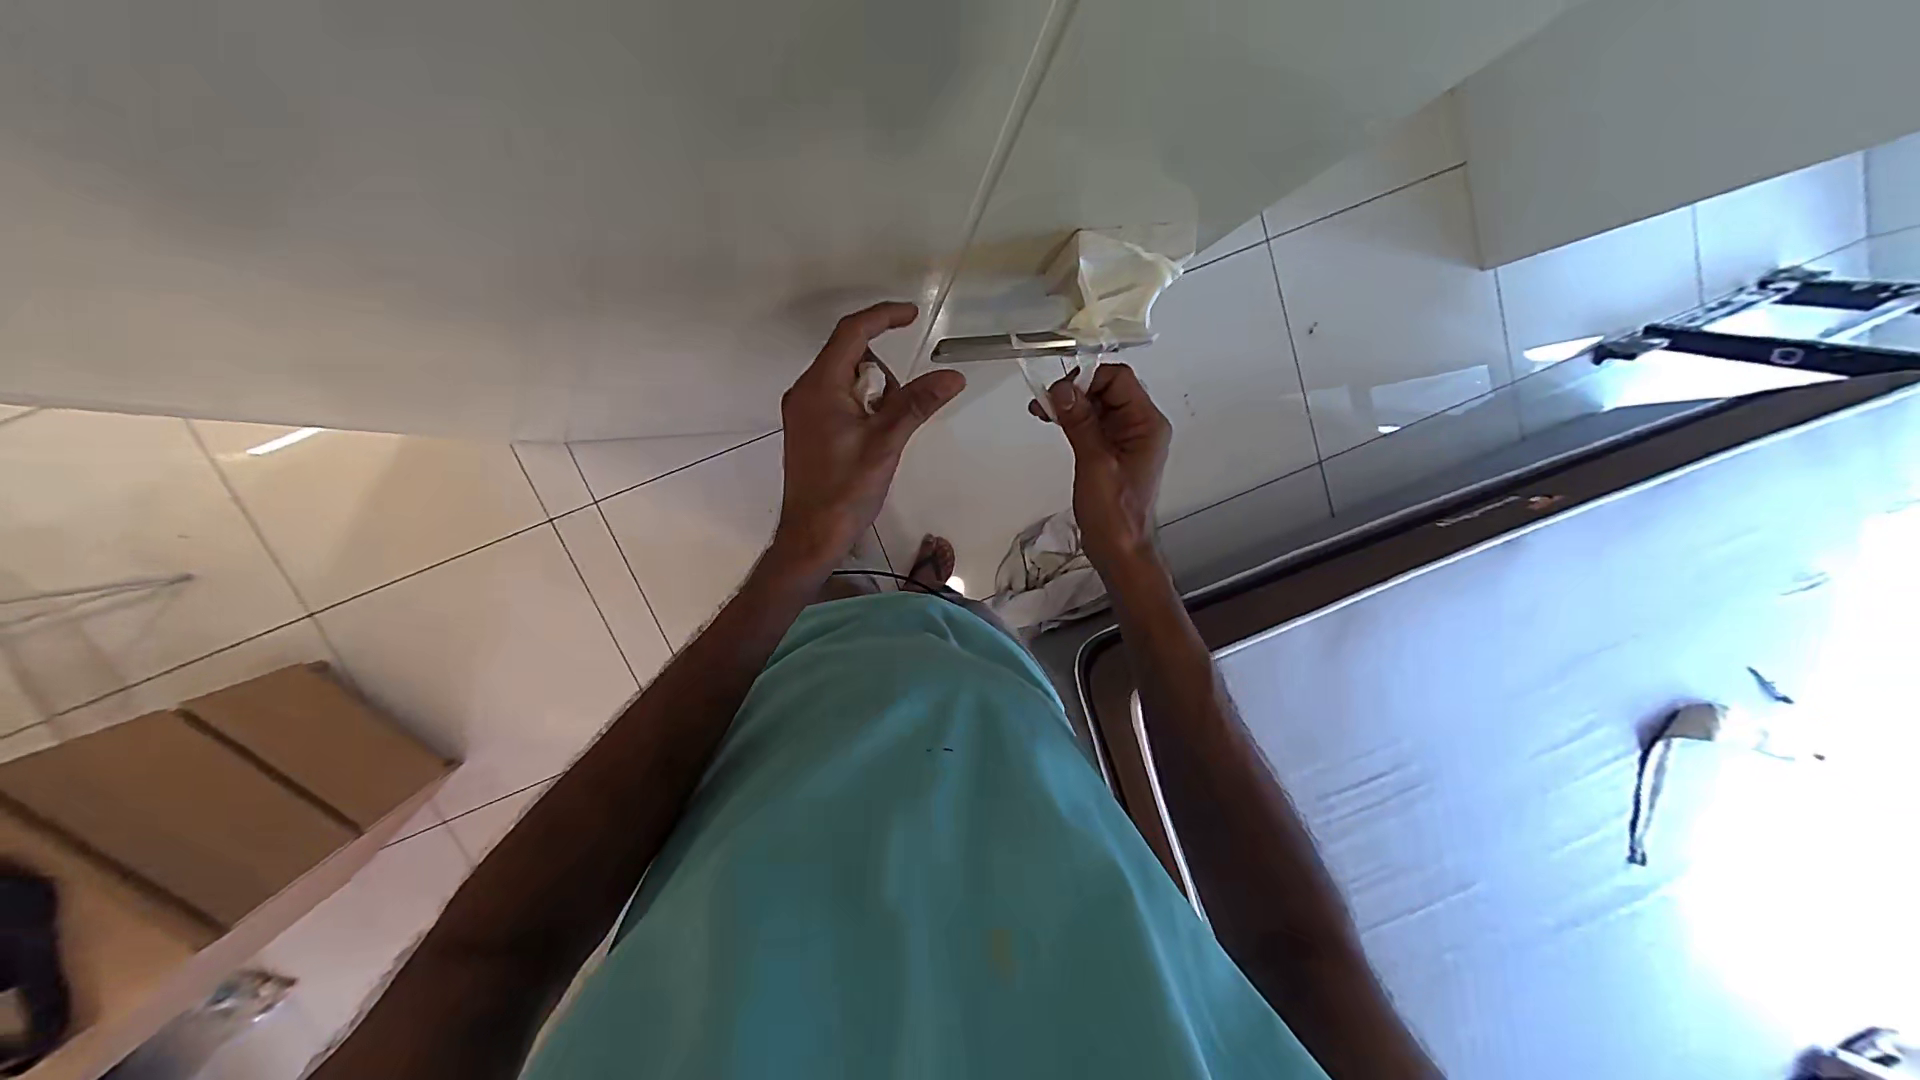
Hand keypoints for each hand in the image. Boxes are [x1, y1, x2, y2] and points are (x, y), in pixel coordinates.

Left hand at [774, 302, 964, 564]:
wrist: (812, 534)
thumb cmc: (845, 490)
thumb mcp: (886, 443)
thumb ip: (916, 404)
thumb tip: (952, 376)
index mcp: (819, 387)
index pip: (852, 333)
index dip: (883, 317)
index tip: (912, 314)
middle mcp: (805, 392)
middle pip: (848, 356)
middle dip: (881, 372)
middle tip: (898, 408)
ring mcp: (804, 411)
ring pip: (846, 380)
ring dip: (874, 393)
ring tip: (885, 433)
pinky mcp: (809, 429)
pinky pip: (839, 400)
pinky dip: (862, 407)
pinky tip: (873, 438)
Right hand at [1030, 363, 1171, 573]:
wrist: (1118, 548)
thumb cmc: (1117, 516)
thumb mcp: (1095, 463)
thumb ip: (1080, 423)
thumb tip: (1065, 392)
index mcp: (1147, 425)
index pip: (1118, 380)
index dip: (1088, 378)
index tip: (1060, 389)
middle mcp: (1139, 427)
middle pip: (1107, 388)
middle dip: (1075, 390)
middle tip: (1049, 400)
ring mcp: (1125, 439)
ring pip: (1096, 404)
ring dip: (1070, 404)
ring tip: (1045, 409)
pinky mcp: (1110, 450)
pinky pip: (1091, 422)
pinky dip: (1072, 419)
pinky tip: (1053, 420)